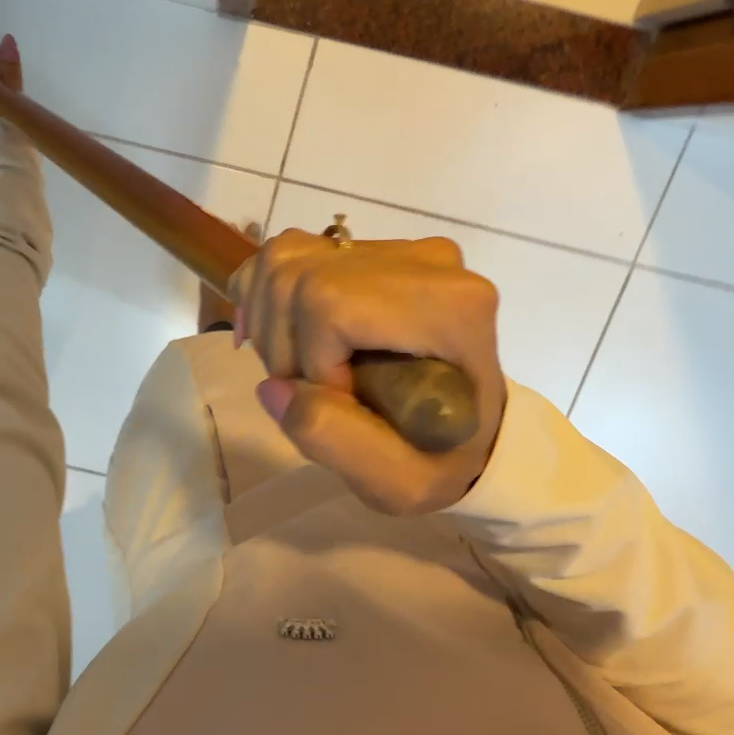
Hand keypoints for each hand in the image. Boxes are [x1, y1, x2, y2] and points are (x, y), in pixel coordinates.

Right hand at [227, 228, 508, 514]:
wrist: (471, 431)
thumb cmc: (444, 460)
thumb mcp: (400, 484)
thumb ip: (337, 442)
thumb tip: (273, 387)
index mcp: (451, 310)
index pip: (331, 303)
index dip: (310, 360)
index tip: (339, 403)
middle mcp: (428, 262)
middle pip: (299, 276)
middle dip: (280, 344)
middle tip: (307, 392)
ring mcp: (397, 250)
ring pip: (285, 258)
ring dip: (266, 322)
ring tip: (294, 369)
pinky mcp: (370, 252)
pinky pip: (290, 254)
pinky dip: (262, 296)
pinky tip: (276, 339)